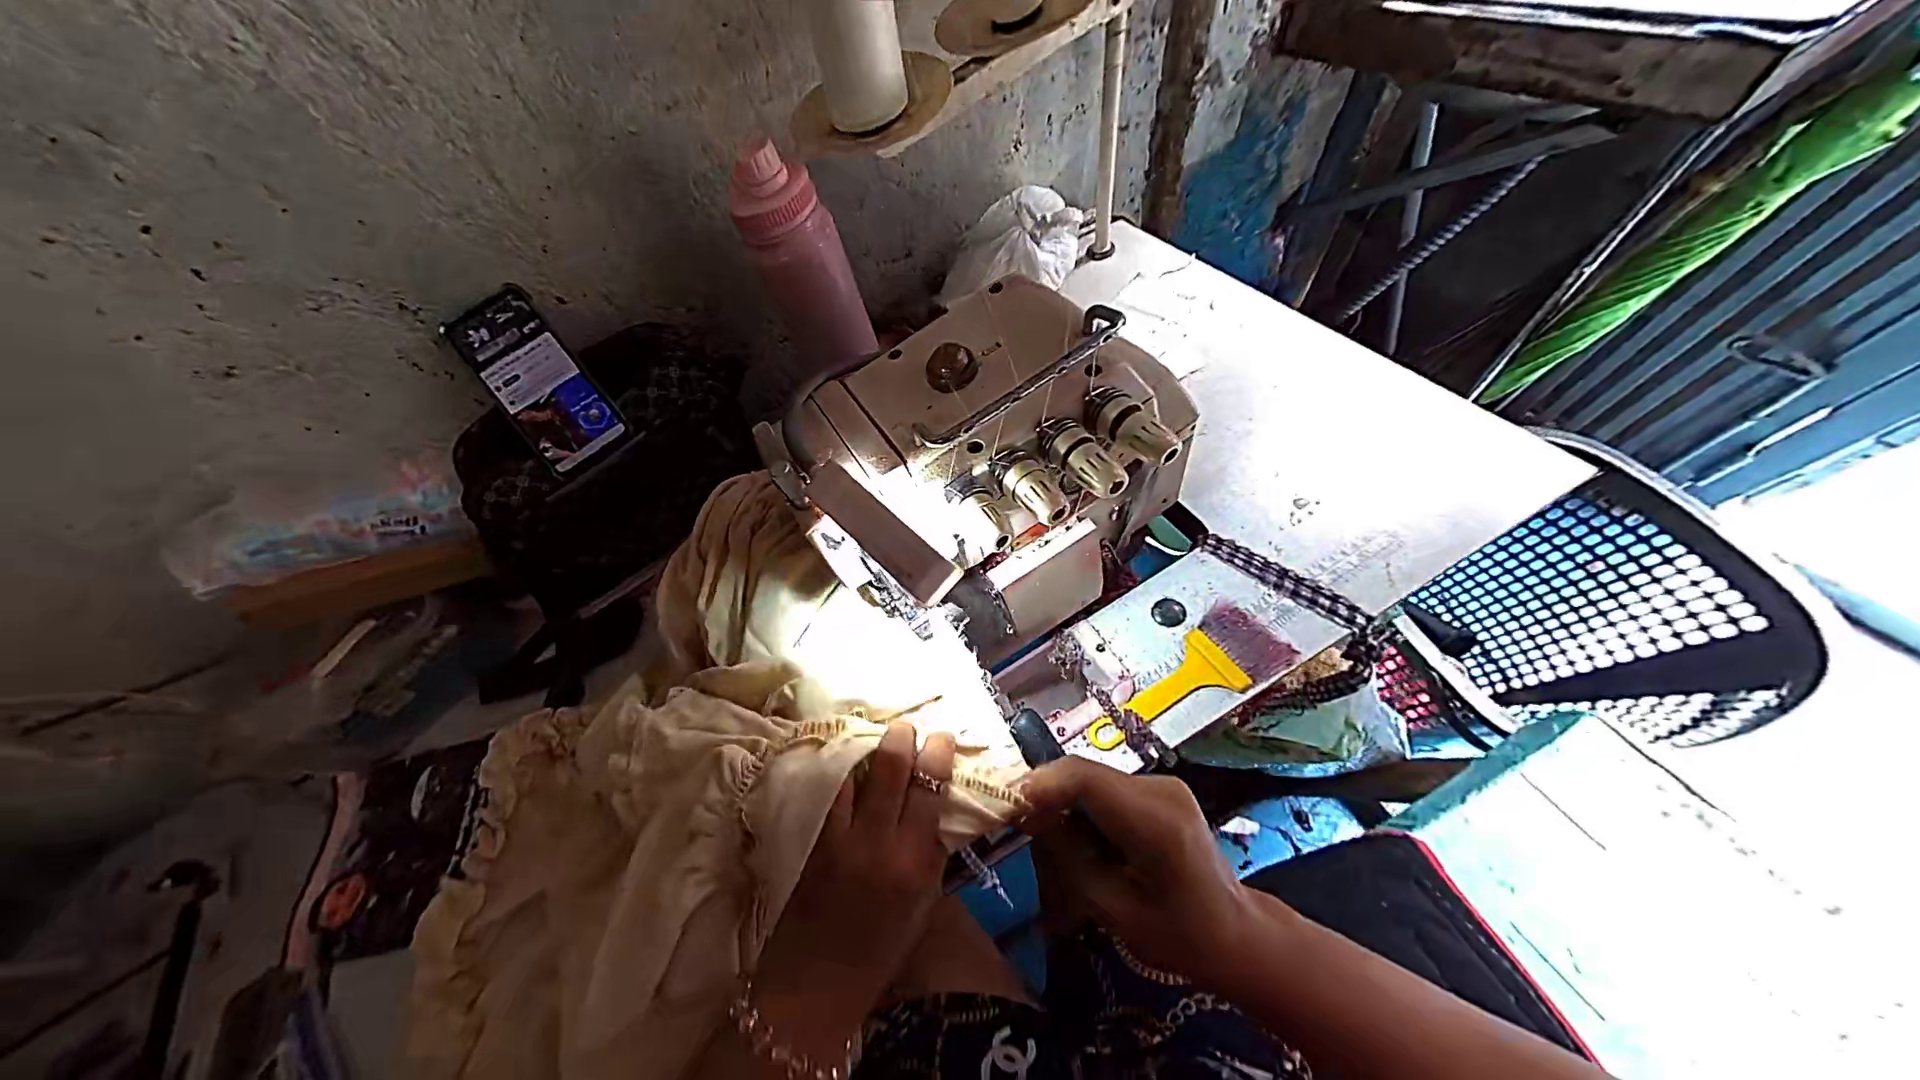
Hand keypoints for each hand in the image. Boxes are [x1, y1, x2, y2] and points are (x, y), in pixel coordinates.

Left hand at [751, 723, 953, 1043]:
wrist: (815, 983)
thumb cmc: (881, 948)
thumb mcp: (923, 902)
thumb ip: (932, 851)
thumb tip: (938, 806)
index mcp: (915, 863)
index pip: (931, 792)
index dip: (938, 756)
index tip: (942, 738)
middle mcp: (880, 843)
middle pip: (895, 772)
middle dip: (905, 739)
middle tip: (910, 726)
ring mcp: (843, 838)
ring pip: (860, 774)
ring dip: (873, 748)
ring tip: (883, 734)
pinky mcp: (815, 839)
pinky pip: (834, 791)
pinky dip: (846, 770)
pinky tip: (852, 760)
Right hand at [1017, 757, 1262, 986]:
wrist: (1236, 933)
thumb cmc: (1179, 936)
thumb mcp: (1114, 909)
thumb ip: (1069, 857)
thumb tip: (1029, 816)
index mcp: (1156, 821)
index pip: (1085, 780)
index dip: (1040, 786)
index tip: (1005, 805)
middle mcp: (1160, 788)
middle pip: (1085, 775)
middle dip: (1044, 794)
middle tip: (1012, 823)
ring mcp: (1161, 784)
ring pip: (1091, 779)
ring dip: (1061, 801)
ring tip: (1039, 834)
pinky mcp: (1157, 790)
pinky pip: (1105, 788)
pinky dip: (1081, 806)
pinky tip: (1073, 836)